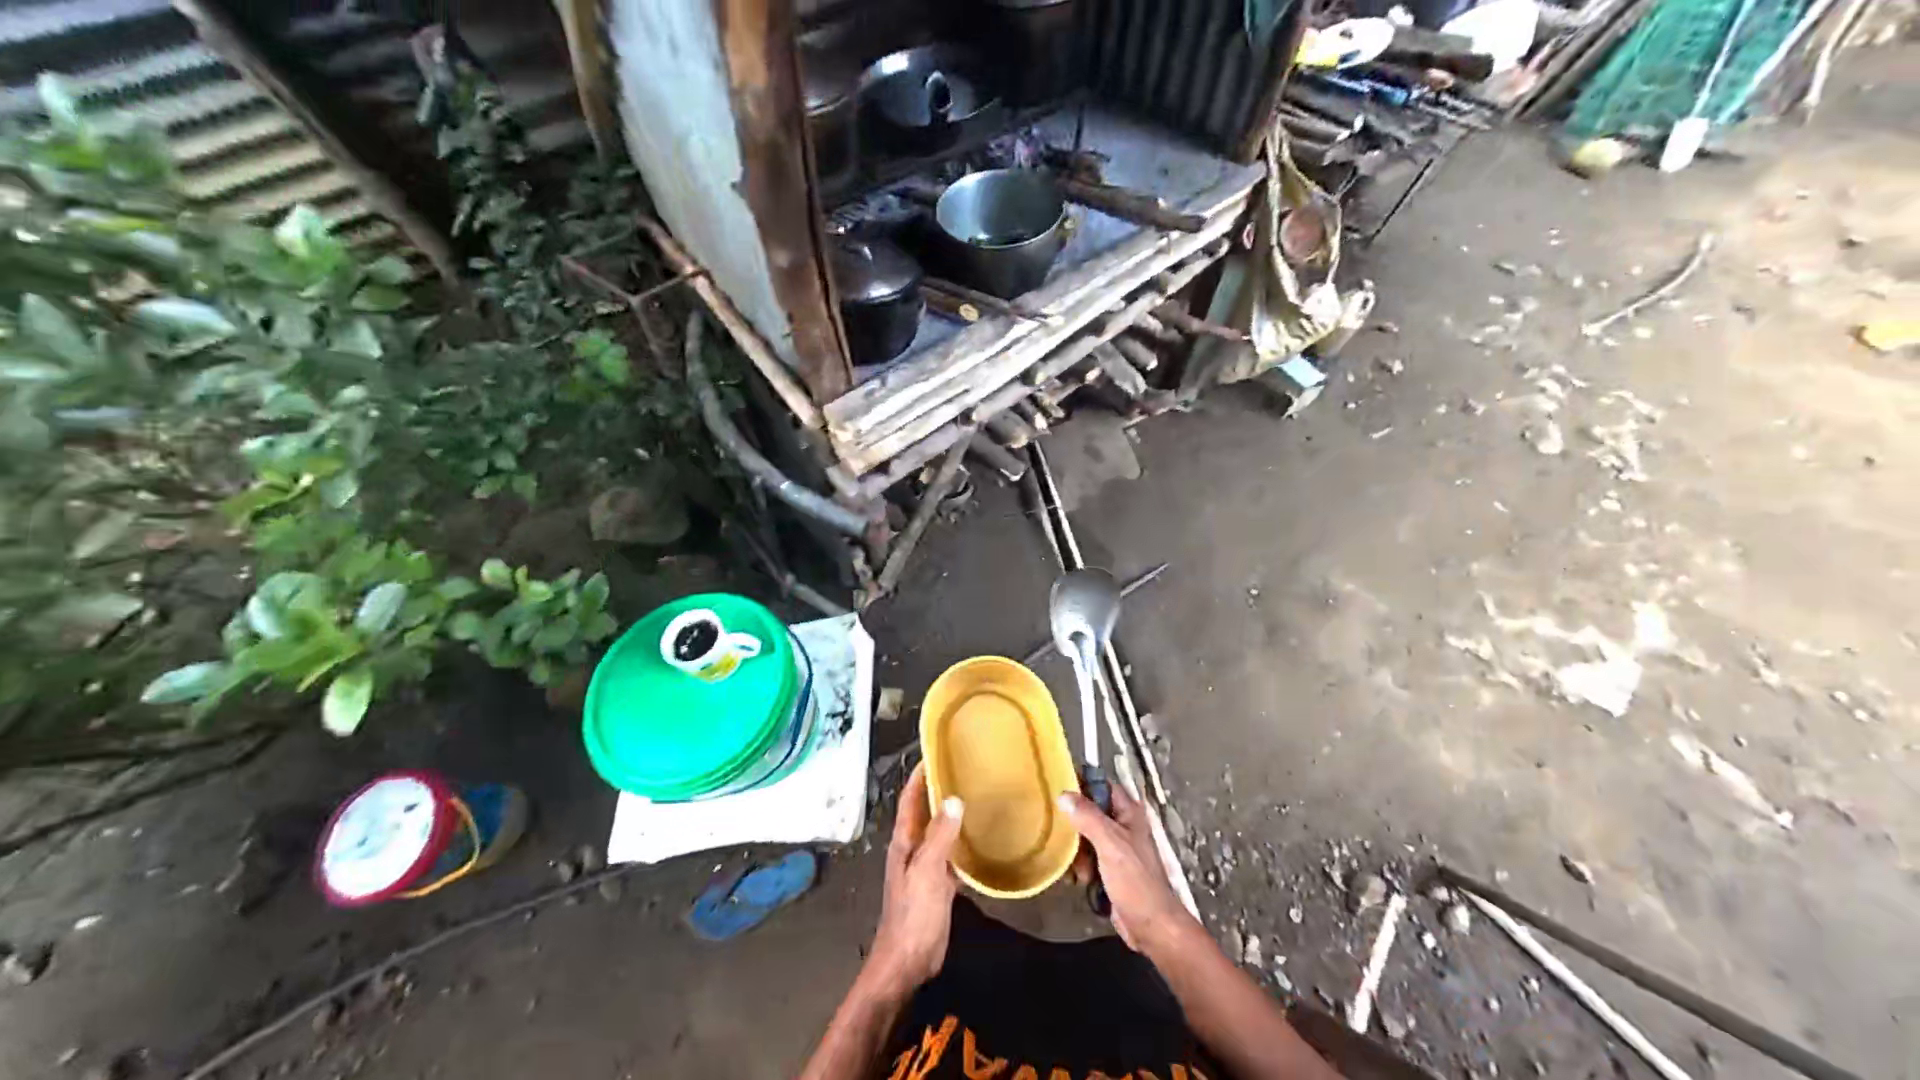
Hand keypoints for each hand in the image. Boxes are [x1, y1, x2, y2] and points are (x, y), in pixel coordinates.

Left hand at [865, 762, 964, 993]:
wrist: (908, 961)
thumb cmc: (913, 913)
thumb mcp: (928, 871)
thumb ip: (940, 836)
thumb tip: (954, 798)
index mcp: (904, 841)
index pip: (909, 799)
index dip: (918, 776)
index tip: (934, 752)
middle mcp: (912, 848)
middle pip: (924, 812)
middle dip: (938, 790)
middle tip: (963, 768)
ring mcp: (924, 867)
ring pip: (939, 832)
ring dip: (951, 815)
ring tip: (975, 795)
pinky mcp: (938, 884)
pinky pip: (951, 854)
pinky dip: (962, 842)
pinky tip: (980, 838)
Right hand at [1058, 785, 1199, 954]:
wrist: (1151, 926)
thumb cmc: (1135, 881)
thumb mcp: (1110, 844)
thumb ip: (1088, 817)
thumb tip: (1063, 795)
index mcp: (1129, 813)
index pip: (1102, 785)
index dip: (1082, 784)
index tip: (1058, 789)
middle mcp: (1123, 826)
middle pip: (1089, 811)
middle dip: (1075, 826)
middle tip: (1066, 839)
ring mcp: (1116, 848)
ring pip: (1085, 836)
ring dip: (1077, 851)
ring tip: (1079, 869)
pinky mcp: (1109, 868)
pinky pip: (1087, 857)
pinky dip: (1080, 865)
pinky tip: (1079, 879)